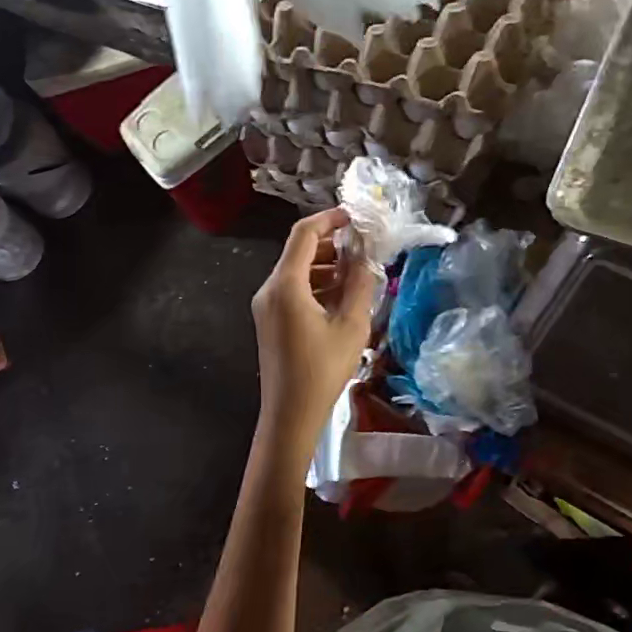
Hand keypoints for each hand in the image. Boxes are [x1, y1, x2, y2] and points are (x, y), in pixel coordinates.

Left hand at [252, 209, 376, 439]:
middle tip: (362, 248)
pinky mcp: (269, 322)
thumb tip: (366, 258)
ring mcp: (265, 307)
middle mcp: (269, 290)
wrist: (290, 414)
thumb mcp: (351, 326)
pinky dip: (315, 286)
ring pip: (296, 273)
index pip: (304, 234)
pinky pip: (291, 292)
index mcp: (286, 285)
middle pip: (298, 252)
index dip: (330, 219)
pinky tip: (340, 299)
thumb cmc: (323, 370)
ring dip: (325, 268)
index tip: (355, 218)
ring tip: (357, 275)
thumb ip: (360, 285)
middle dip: (331, 245)